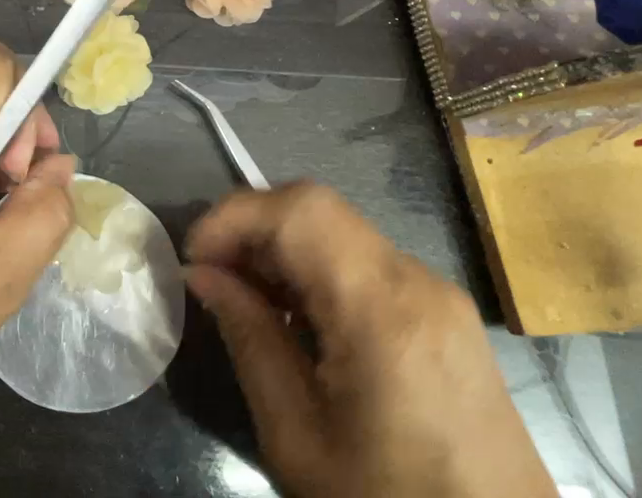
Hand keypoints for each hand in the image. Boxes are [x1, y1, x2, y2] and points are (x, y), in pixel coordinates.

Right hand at [185, 183, 555, 497]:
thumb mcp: (296, 433)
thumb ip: (248, 339)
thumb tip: (203, 274)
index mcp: (381, 310)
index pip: (297, 211)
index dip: (234, 217)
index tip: (194, 260)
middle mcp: (416, 281)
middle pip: (317, 209)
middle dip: (251, 228)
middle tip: (214, 278)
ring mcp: (439, 293)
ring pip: (339, 230)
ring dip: (281, 248)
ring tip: (247, 301)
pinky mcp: (446, 312)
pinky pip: (365, 261)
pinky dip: (316, 268)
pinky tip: (297, 318)